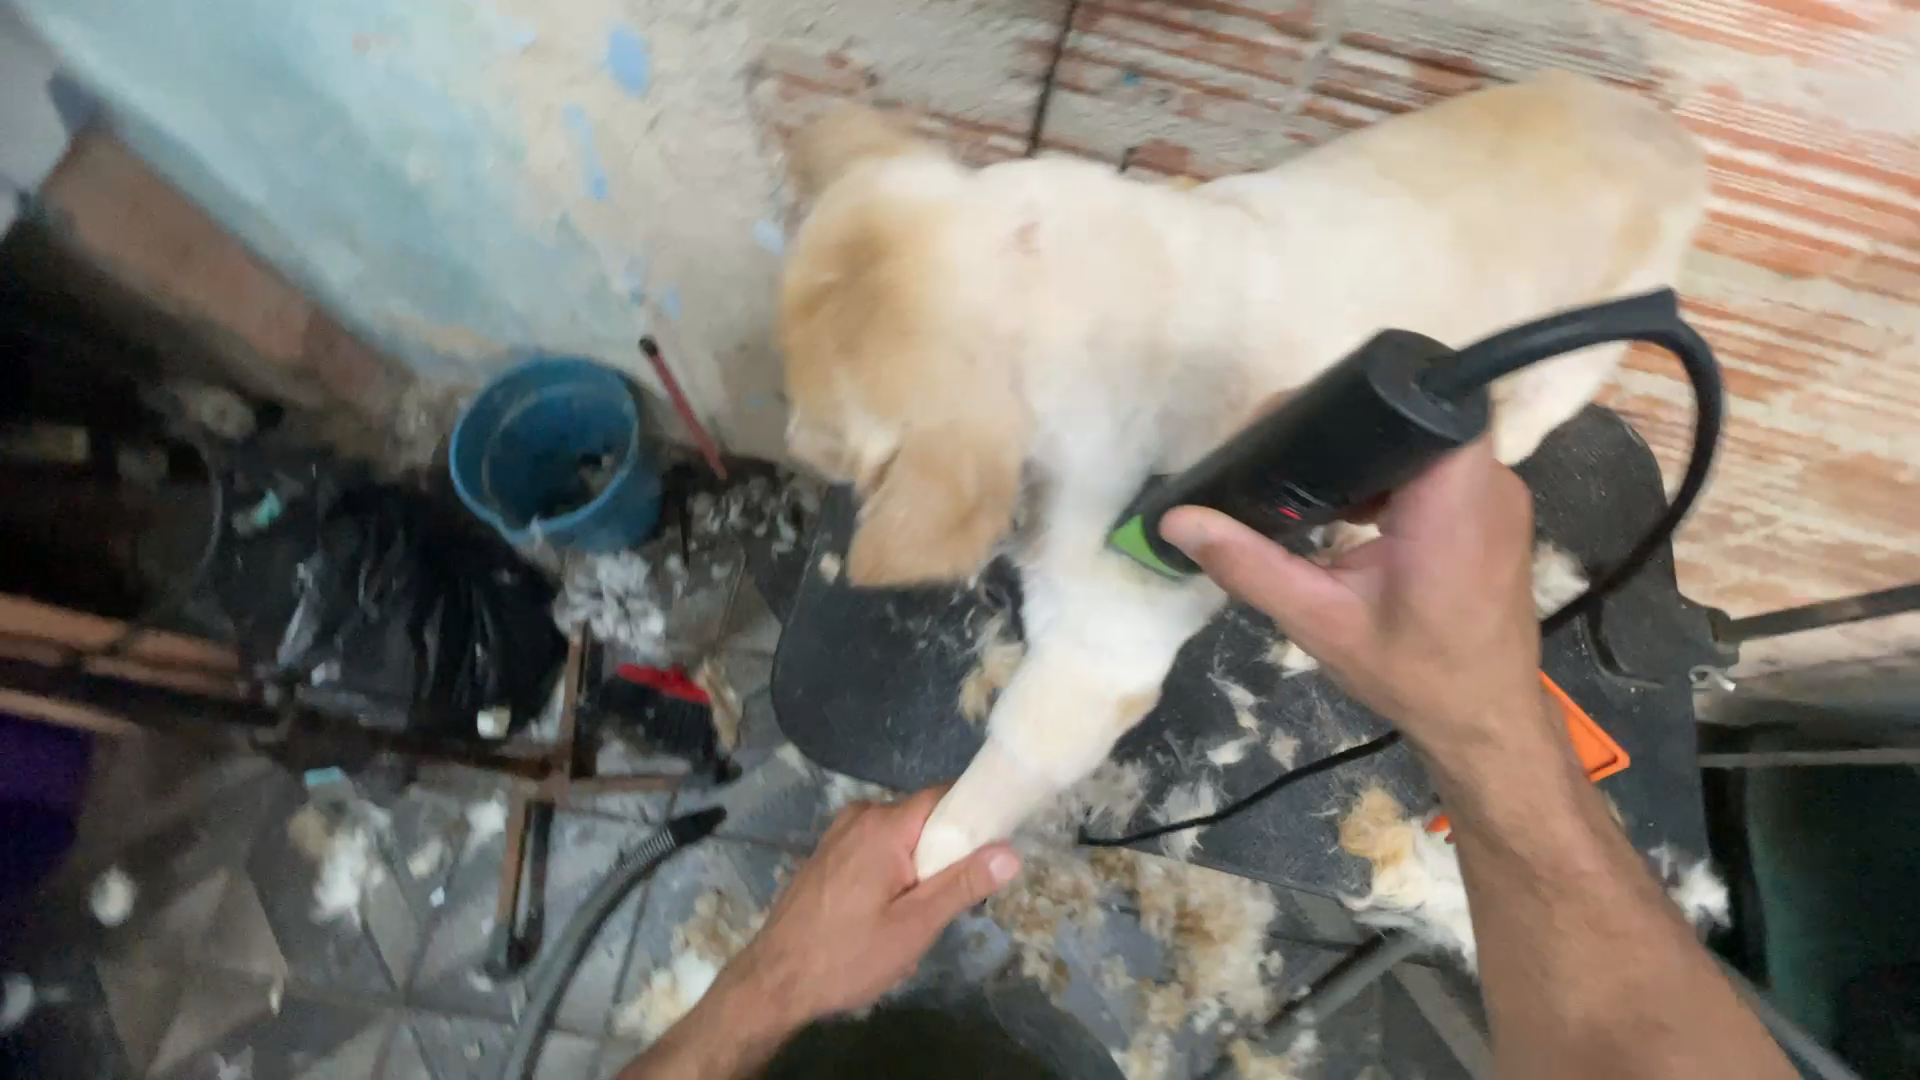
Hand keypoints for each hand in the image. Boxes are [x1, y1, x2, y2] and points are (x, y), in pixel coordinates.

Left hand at [720, 786, 1019, 1028]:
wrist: (772, 982)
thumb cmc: (848, 954)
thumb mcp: (914, 927)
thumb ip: (962, 884)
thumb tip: (1010, 852)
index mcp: (885, 824)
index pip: (944, 796)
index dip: (972, 817)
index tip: (990, 849)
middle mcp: (862, 814)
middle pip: (922, 817)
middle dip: (941, 853)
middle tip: (944, 902)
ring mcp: (840, 830)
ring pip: (899, 835)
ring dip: (915, 866)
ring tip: (910, 915)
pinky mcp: (828, 850)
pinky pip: (875, 846)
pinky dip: (889, 869)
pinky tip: (881, 912)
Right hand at [1159, 438, 1551, 764]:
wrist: (1481, 721)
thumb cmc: (1410, 674)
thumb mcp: (1316, 621)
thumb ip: (1247, 565)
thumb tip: (1177, 521)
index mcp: (1453, 504)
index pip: (1421, 406)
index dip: (1356, 404)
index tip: (1290, 430)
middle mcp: (1486, 484)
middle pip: (1410, 419)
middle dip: (1339, 432)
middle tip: (1274, 462)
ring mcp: (1492, 495)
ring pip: (1416, 442)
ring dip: (1358, 456)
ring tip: (1299, 487)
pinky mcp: (1485, 510)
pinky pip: (1427, 468)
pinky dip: (1380, 479)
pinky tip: (1341, 510)